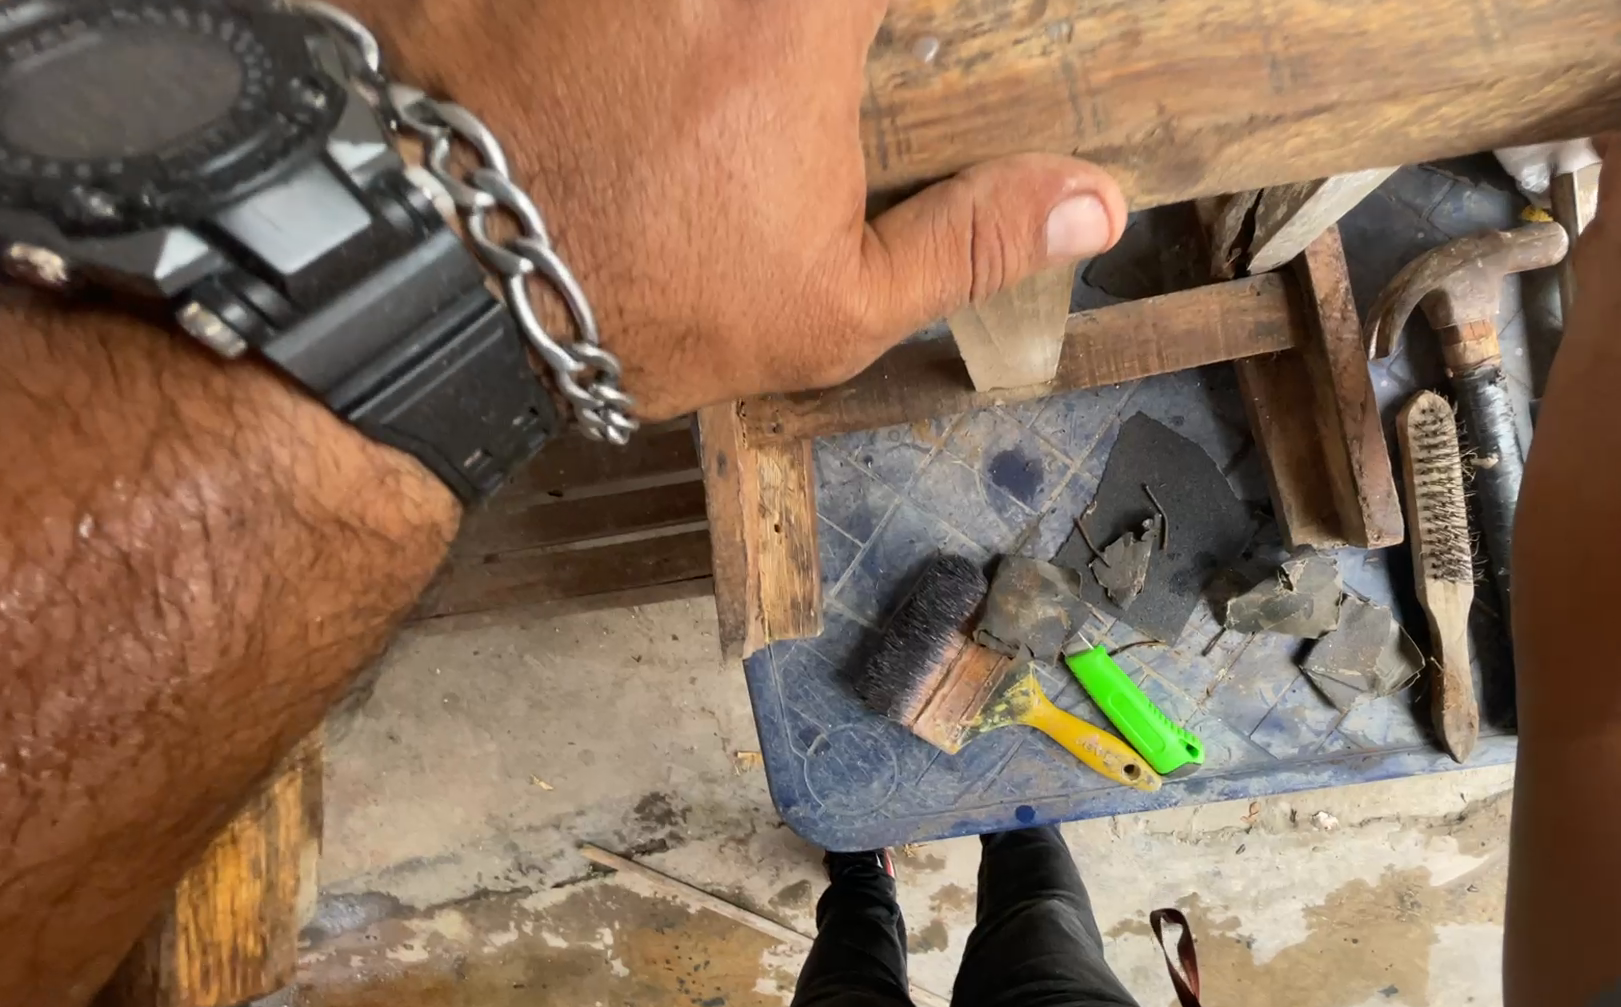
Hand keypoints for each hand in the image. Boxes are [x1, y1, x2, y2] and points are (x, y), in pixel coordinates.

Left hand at [358, 0, 1128, 420]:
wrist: (460, 280)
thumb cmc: (669, 300)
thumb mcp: (843, 304)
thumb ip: (974, 242)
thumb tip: (1100, 205)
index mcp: (803, 11)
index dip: (954, 18)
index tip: (940, 46)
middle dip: (857, 32)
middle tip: (858, 79)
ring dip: (752, 27)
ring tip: (733, 123)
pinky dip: (668, 25)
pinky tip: (661, 72)